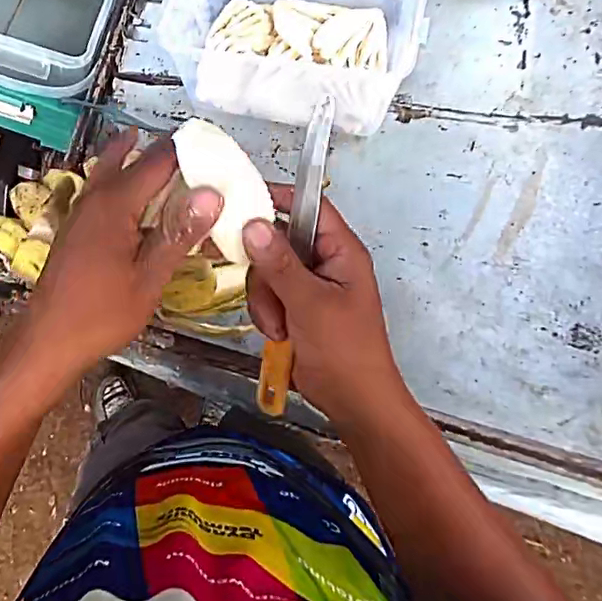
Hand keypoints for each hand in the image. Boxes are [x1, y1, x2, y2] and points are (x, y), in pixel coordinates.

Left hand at [12, 129, 221, 387]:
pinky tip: (142, 194)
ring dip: (140, 159)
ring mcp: (82, 211)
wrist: (48, 341)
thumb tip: (211, 194)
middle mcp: (95, 197)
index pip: (158, 160)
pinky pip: (105, 188)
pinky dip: (125, 180)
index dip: (188, 150)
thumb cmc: (100, 315)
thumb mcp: (149, 278)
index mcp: (115, 204)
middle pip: (132, 157)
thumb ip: (179, 233)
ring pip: (113, 169)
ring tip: (174, 156)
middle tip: (200, 150)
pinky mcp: (77, 226)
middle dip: (165, 151)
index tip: (217, 150)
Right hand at [243, 188, 408, 427]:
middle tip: (273, 298)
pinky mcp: (296, 306)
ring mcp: (309, 285)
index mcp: (341, 251)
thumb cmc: (346, 352)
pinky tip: (280, 334)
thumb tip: (254, 225)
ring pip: (267, 271)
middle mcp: (324, 261)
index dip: (282, 198)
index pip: (311, 206)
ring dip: (266, 300)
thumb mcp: (310, 304)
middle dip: (267, 272)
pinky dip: (267, 313)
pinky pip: (267, 294)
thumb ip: (279, 265)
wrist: (354, 403)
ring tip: (281, 327)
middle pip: (279, 241)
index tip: (247, 199)